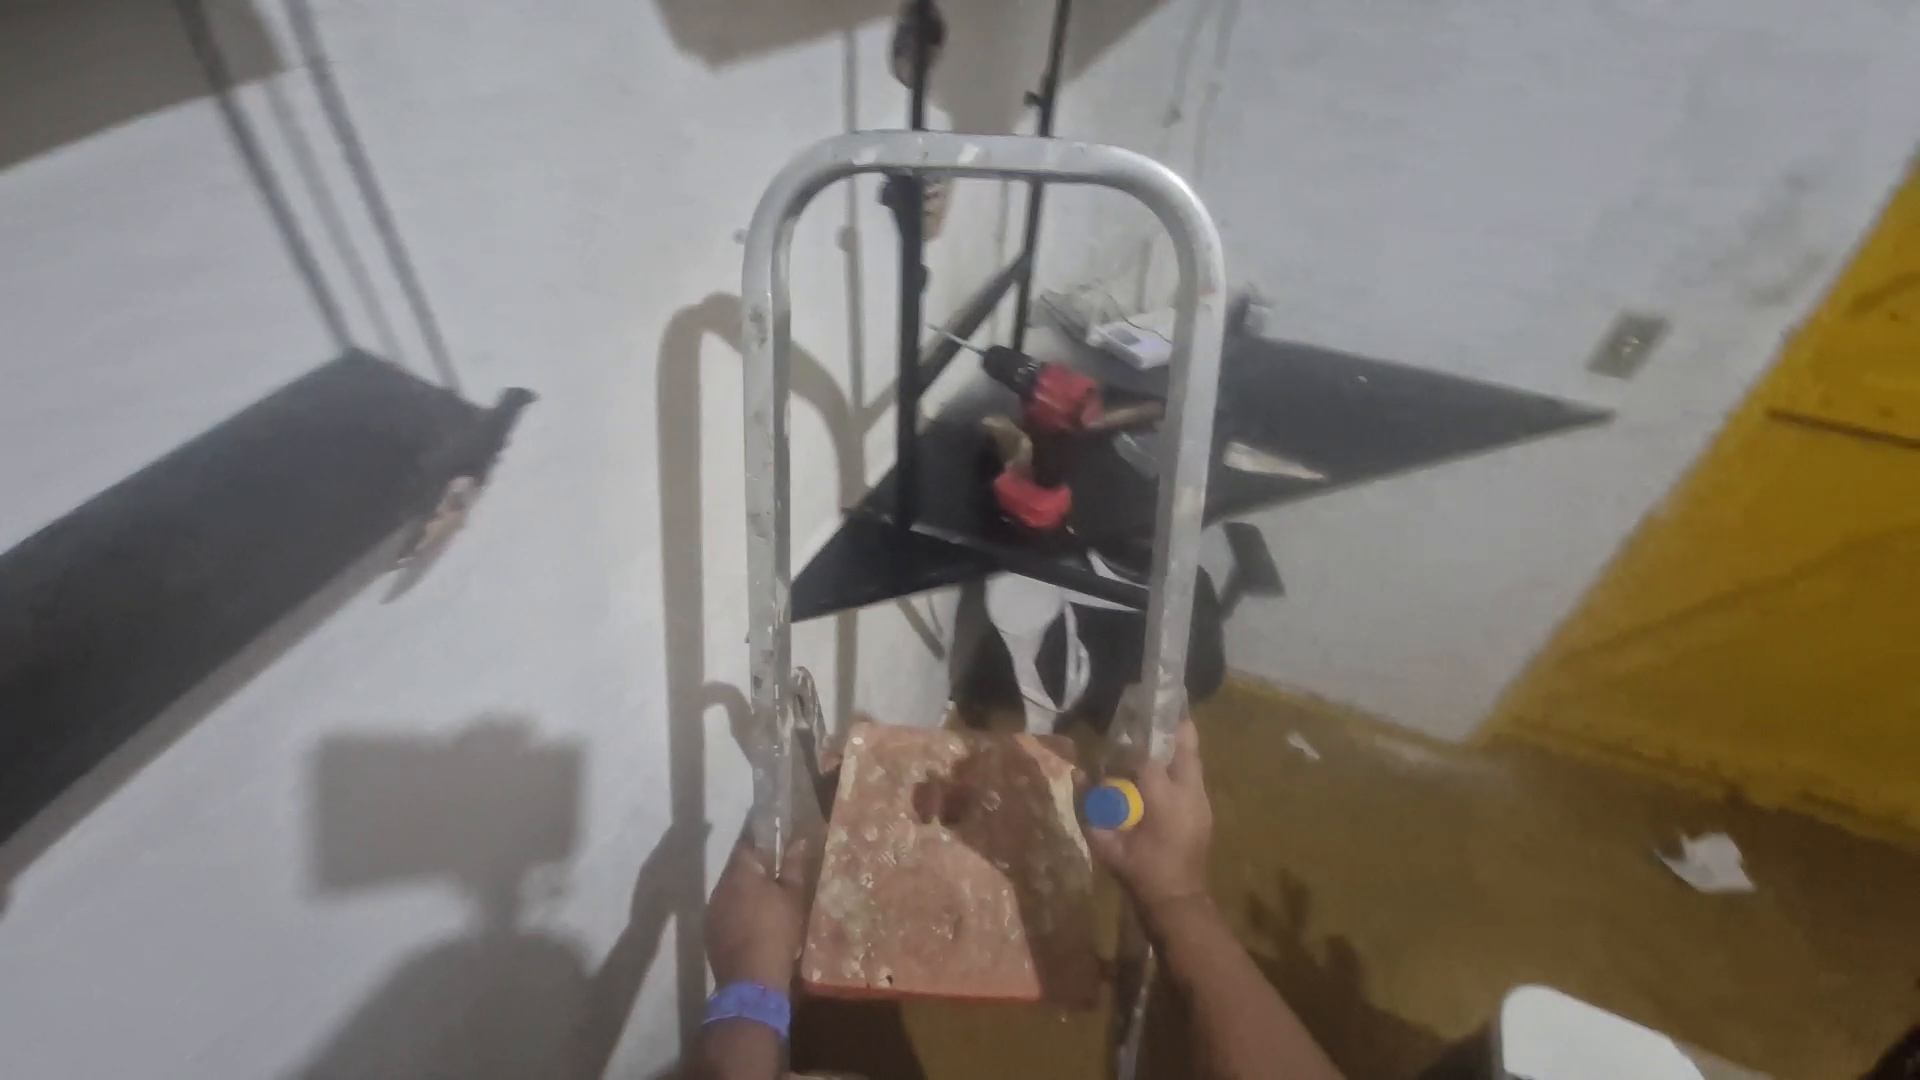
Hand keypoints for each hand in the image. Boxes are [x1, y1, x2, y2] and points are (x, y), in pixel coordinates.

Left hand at [705, 836, 812, 989]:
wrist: (752, 980)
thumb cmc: (777, 930)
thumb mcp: (794, 895)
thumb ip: (794, 864)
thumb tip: (798, 839)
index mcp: (740, 871)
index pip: (747, 842)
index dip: (761, 839)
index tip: (776, 841)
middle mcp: (720, 885)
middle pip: (737, 866)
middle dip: (754, 867)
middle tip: (775, 871)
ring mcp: (712, 910)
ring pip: (730, 889)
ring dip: (744, 889)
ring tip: (765, 897)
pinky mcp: (709, 931)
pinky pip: (724, 910)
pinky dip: (737, 909)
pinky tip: (752, 921)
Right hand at [1082, 718, 1213, 924]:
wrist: (1178, 901)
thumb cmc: (1139, 872)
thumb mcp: (1106, 844)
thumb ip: (1090, 808)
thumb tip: (1077, 774)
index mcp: (1163, 802)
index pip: (1147, 760)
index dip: (1131, 749)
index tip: (1117, 742)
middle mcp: (1188, 796)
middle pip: (1185, 749)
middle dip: (1173, 727)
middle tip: (1159, 708)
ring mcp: (1202, 802)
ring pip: (1194, 761)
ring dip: (1179, 743)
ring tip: (1163, 726)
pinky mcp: (1206, 810)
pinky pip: (1195, 777)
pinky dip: (1182, 764)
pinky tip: (1167, 763)